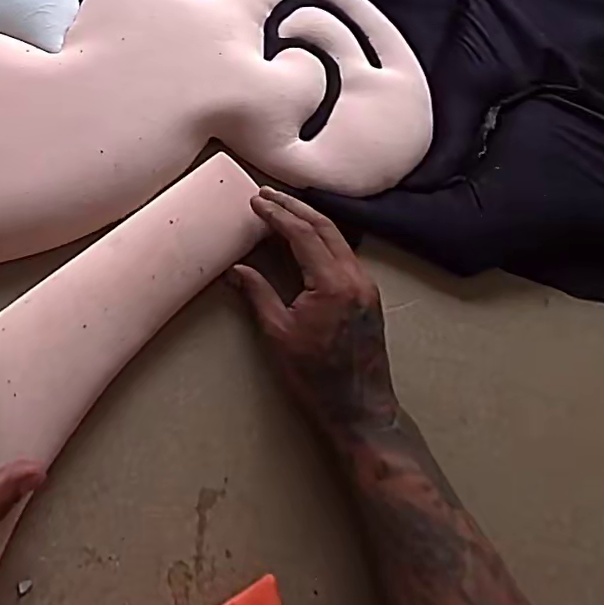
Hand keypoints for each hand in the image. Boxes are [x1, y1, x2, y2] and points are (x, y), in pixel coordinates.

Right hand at [229, 187, 400, 440]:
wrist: (360, 409)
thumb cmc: (316, 376)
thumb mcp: (278, 333)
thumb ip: (258, 293)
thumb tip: (236, 269)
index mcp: (332, 285)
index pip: (302, 235)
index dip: (276, 215)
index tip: (256, 202)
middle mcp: (355, 278)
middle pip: (324, 227)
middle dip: (293, 207)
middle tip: (267, 194)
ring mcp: (365, 286)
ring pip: (337, 237)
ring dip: (309, 219)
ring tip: (282, 207)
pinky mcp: (367, 295)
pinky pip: (343, 252)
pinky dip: (321, 237)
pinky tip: (304, 236)